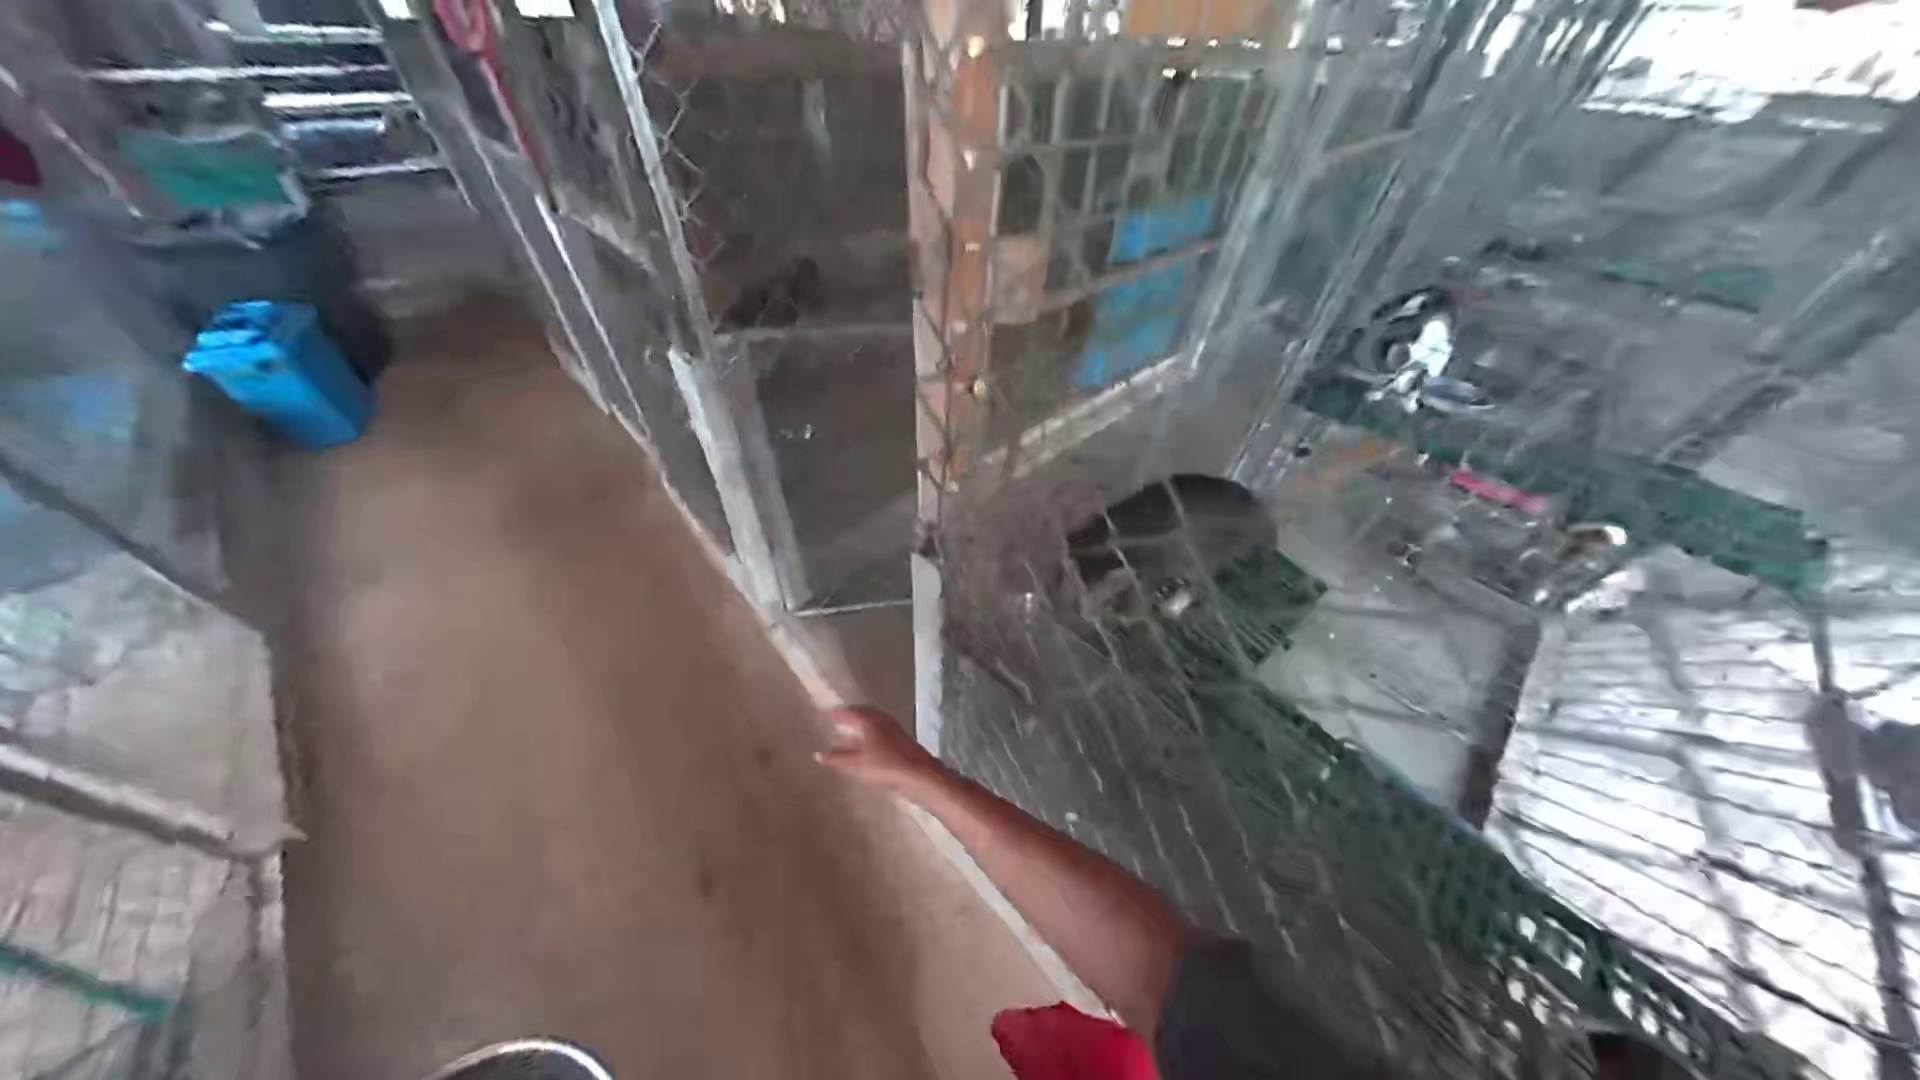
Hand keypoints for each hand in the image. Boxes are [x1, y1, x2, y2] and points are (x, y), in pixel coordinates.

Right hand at [816, 706, 942, 791]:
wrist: (918, 773)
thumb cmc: (885, 764)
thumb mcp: (857, 763)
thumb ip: (837, 759)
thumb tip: (817, 755)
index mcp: (870, 719)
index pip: (849, 711)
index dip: (836, 713)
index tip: (824, 713)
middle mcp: (881, 719)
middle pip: (862, 713)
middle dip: (849, 716)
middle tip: (836, 718)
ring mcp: (892, 728)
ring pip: (872, 722)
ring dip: (859, 724)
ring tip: (848, 730)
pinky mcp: (900, 739)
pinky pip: (879, 731)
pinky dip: (868, 733)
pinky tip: (864, 744)